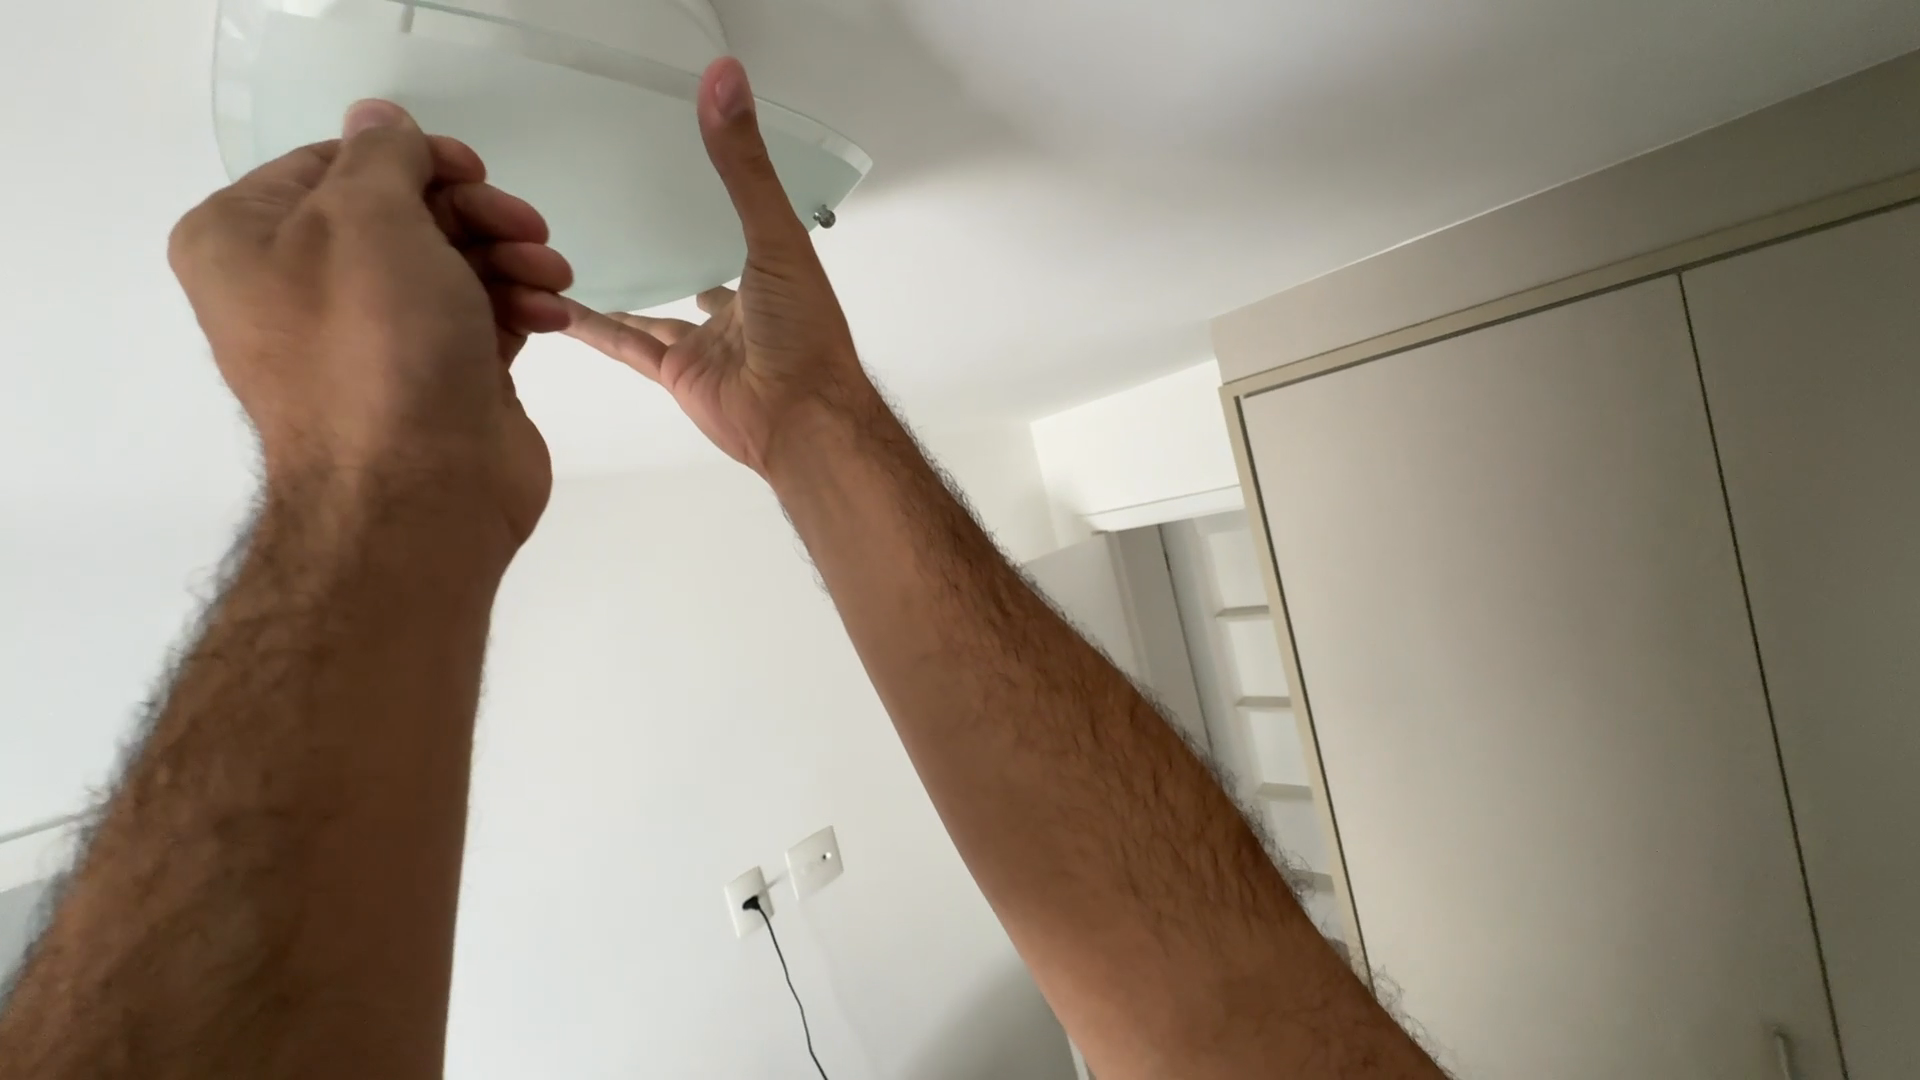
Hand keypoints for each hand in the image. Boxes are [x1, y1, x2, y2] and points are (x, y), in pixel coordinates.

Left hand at [170, 100, 572, 549]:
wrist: (425, 492)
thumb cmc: (381, 349)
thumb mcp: (369, 223)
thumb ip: (381, 160)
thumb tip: (385, 121)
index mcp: (253, 241)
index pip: (337, 168)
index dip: (415, 162)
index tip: (478, 173)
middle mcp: (311, 289)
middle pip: (408, 220)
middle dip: (478, 218)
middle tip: (531, 229)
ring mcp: (384, 341)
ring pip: (456, 270)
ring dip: (513, 262)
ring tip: (553, 277)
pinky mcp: (446, 378)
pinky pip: (484, 320)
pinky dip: (522, 308)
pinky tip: (553, 315)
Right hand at [564, 57, 875, 476]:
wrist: (799, 417)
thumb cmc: (801, 330)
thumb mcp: (775, 237)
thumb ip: (745, 167)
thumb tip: (725, 75)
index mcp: (767, 277)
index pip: (735, 234)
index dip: (709, 207)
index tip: (675, 173)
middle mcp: (736, 312)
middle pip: (691, 275)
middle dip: (663, 252)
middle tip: (615, 215)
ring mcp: (704, 347)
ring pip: (651, 315)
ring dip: (618, 290)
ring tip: (571, 254)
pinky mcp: (676, 376)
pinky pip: (626, 347)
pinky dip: (590, 327)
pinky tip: (553, 304)